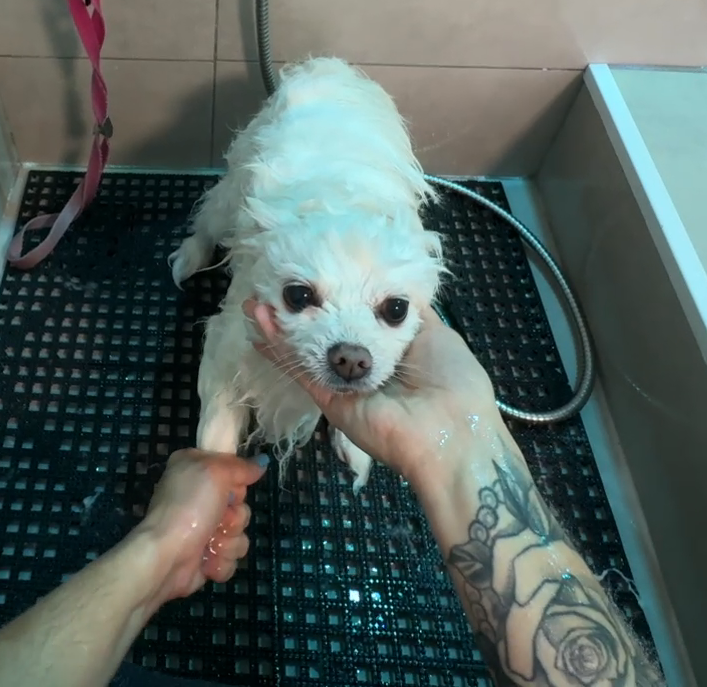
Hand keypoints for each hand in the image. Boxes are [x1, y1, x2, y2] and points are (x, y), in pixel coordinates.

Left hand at [124, 449, 265, 605]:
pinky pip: (231, 557)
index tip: (232, 489)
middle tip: (221, 519)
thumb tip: (262, 462)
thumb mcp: (215, 471)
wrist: (168, 554)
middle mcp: (199, 497)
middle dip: (235, 518)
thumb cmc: (189, 505)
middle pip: (240, 506)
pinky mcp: (207, 556)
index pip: (232, 471)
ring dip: (229, 541)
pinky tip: (207, 560)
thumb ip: (240, 466)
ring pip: (239, 534)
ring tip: (211, 543)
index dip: (236, 484)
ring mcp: (203, 528)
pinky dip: (221, 560)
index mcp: (194, 469)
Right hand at [246, 299, 510, 492]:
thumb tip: (393, 282)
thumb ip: (408, 310)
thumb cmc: (453, 381)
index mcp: (388, 347)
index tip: (314, 271)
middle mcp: (362, 362)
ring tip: (253, 301)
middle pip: (323, 330)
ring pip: (304, 349)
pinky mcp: (330, 399)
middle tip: (274, 284)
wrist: (453, 435)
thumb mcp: (437, 333)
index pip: (353, 314)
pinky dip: (277, 348)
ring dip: (277, 325)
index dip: (333, 292)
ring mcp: (343, 381)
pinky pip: (299, 370)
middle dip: (298, 309)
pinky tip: (258, 324)